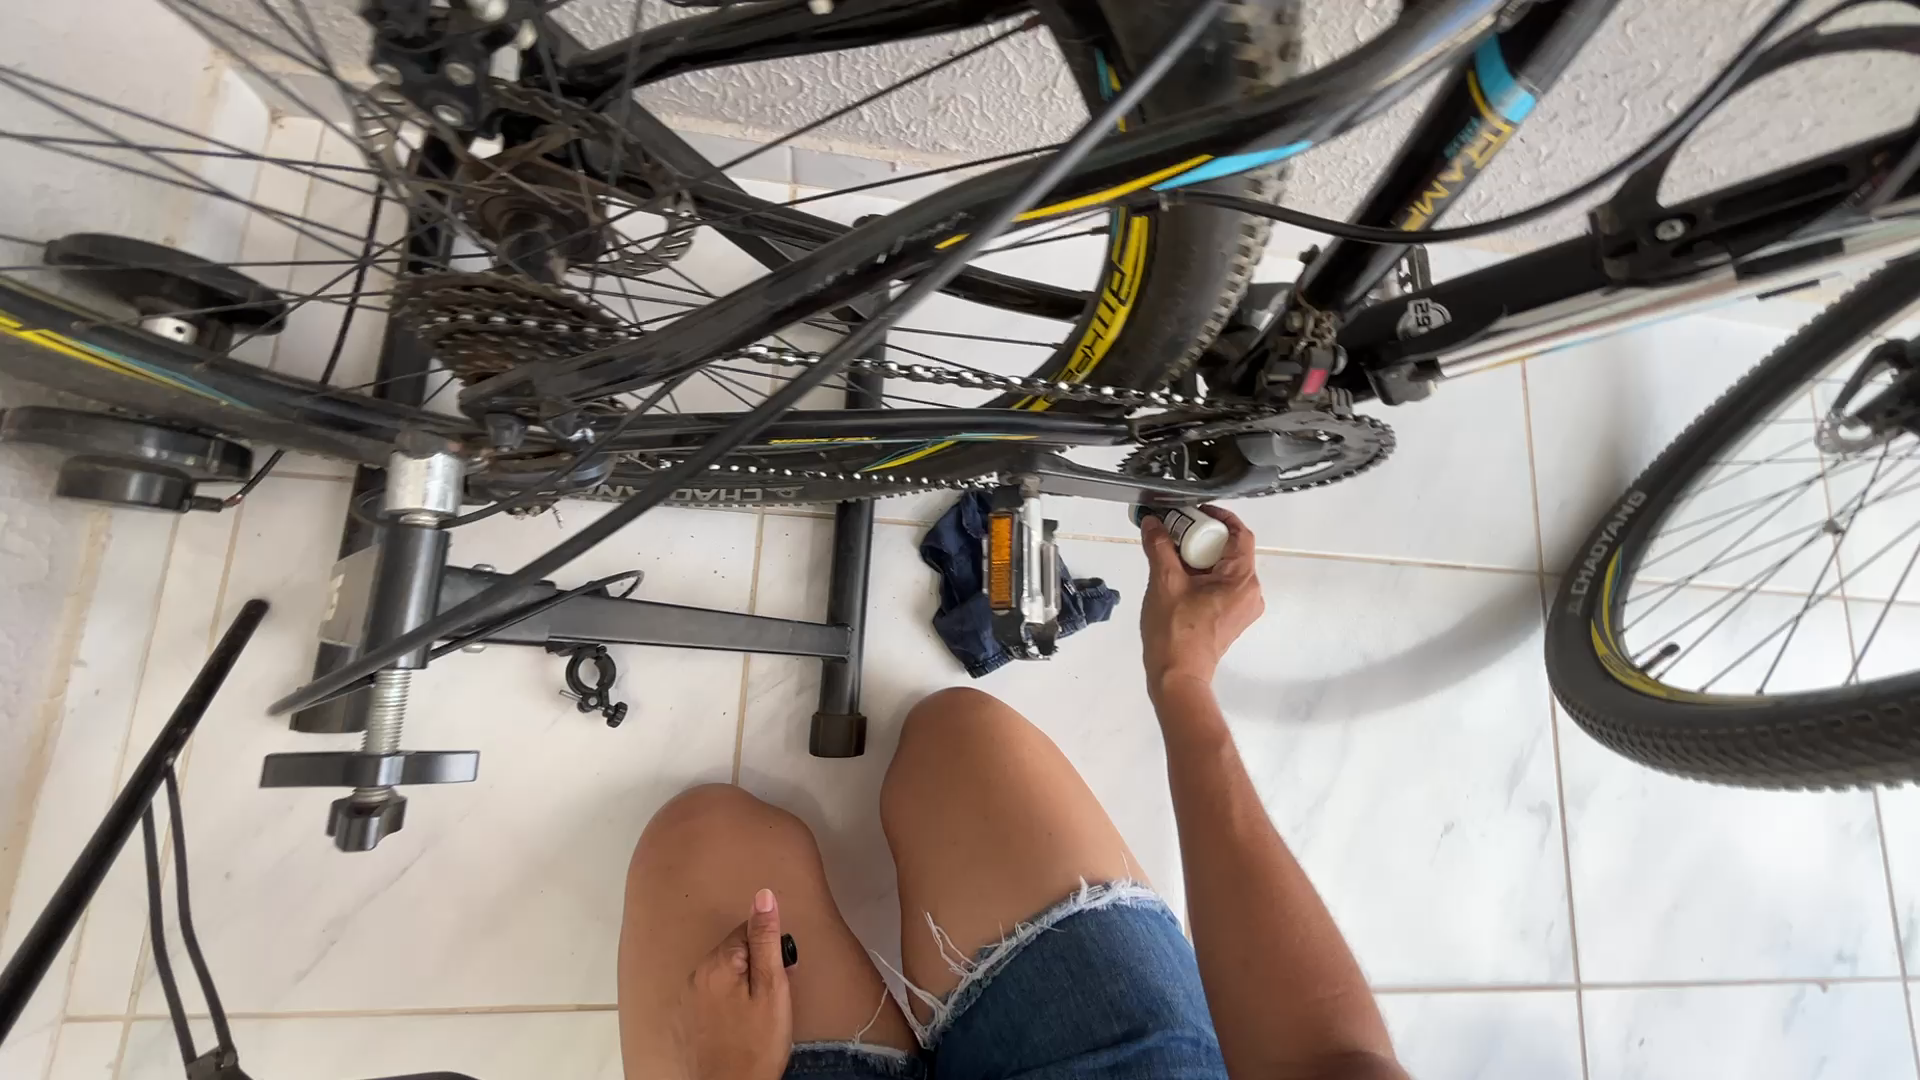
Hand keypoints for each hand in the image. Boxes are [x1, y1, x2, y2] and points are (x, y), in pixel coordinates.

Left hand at [671, 888, 792, 1079]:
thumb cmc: (757, 1045)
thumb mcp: (772, 989)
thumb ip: (766, 939)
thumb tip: (763, 895)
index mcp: (717, 964)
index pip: (747, 931)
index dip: (767, 951)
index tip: (777, 976)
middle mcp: (693, 977)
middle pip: (732, 953)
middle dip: (752, 968)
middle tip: (769, 1000)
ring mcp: (682, 1003)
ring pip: (719, 976)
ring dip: (736, 986)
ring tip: (753, 1017)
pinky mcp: (679, 1025)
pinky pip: (705, 999)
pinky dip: (720, 1006)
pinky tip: (732, 1029)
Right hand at [1139, 506, 1263, 695]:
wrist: (1177, 675)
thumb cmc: (1174, 632)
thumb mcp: (1163, 582)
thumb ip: (1159, 546)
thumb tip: (1152, 522)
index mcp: (1242, 581)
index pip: (1240, 534)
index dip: (1218, 517)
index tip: (1194, 511)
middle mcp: (1250, 593)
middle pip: (1231, 550)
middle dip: (1202, 537)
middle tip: (1174, 531)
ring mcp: (1242, 607)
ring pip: (1224, 569)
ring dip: (1199, 557)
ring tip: (1171, 554)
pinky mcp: (1231, 617)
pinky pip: (1220, 585)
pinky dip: (1201, 575)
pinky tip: (1178, 576)